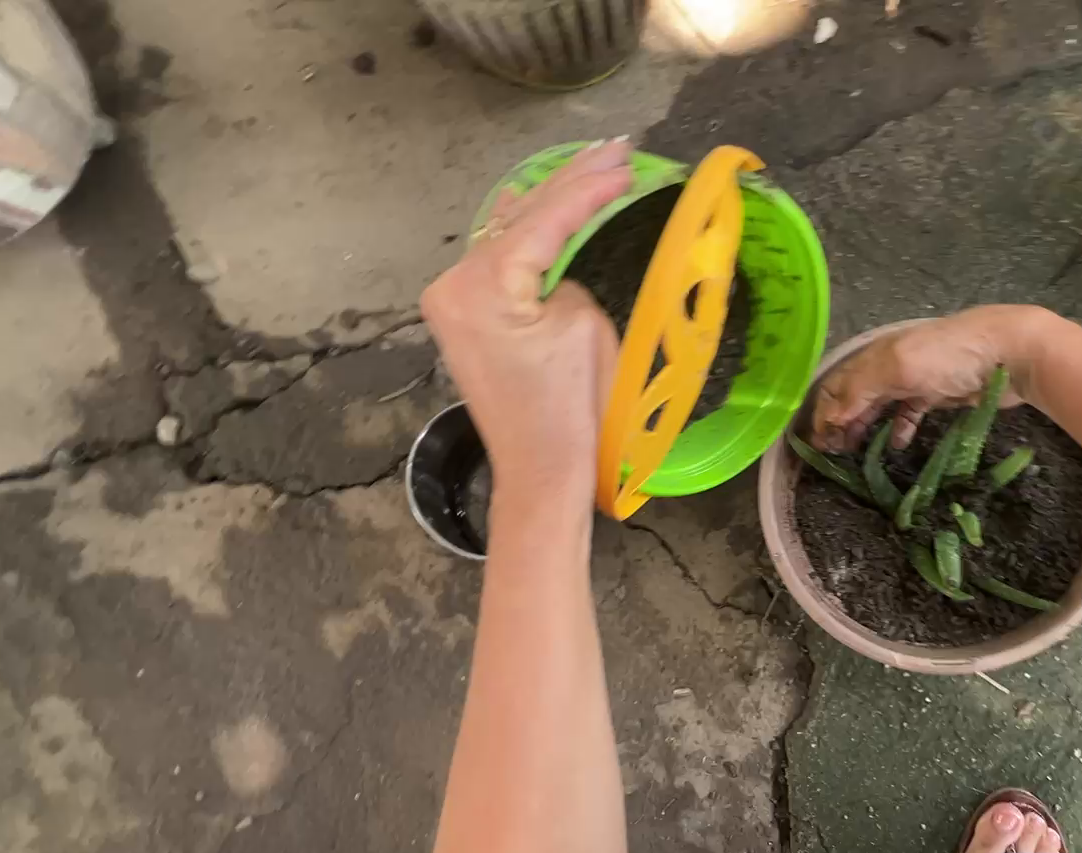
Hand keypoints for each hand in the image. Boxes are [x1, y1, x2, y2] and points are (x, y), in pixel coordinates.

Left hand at [421, 139, 633, 505]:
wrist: (543, 474)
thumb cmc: (572, 410)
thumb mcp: (585, 327)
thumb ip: (567, 277)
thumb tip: (553, 277)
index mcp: (482, 283)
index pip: (544, 218)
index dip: (590, 188)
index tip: (628, 163)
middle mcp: (453, 283)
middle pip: (520, 219)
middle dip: (571, 184)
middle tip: (615, 149)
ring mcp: (452, 303)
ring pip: (508, 237)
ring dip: (549, 205)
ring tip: (591, 167)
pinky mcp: (465, 321)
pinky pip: (499, 264)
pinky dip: (525, 236)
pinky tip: (536, 202)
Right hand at [810, 305, 1043, 453]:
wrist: (1009, 353)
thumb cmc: (949, 356)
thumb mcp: (896, 367)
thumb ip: (859, 390)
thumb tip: (829, 419)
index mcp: (874, 355)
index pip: (836, 384)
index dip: (821, 412)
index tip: (815, 444)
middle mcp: (888, 366)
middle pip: (853, 397)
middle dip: (838, 424)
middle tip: (831, 454)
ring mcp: (914, 381)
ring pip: (878, 407)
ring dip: (863, 429)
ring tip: (855, 453)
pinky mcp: (936, 395)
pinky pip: (908, 414)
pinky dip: (899, 430)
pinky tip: (897, 446)